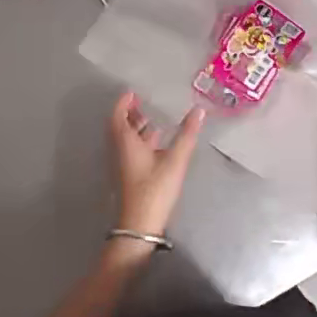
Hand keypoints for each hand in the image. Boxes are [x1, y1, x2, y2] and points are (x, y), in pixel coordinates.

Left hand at [109, 92, 204, 241]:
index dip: (124, 102)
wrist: (139, 223)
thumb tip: (199, 111)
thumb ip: (187, 134)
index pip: (118, 114)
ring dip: (135, 127)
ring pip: (125, 138)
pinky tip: (157, 143)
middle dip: (130, 112)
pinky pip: (129, 149)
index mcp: (125, 141)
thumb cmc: (154, 189)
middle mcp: (119, 149)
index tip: (134, 92)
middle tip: (144, 102)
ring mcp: (121, 163)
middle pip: (120, 125)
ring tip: (153, 119)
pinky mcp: (127, 174)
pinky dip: (139, 140)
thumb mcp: (175, 160)